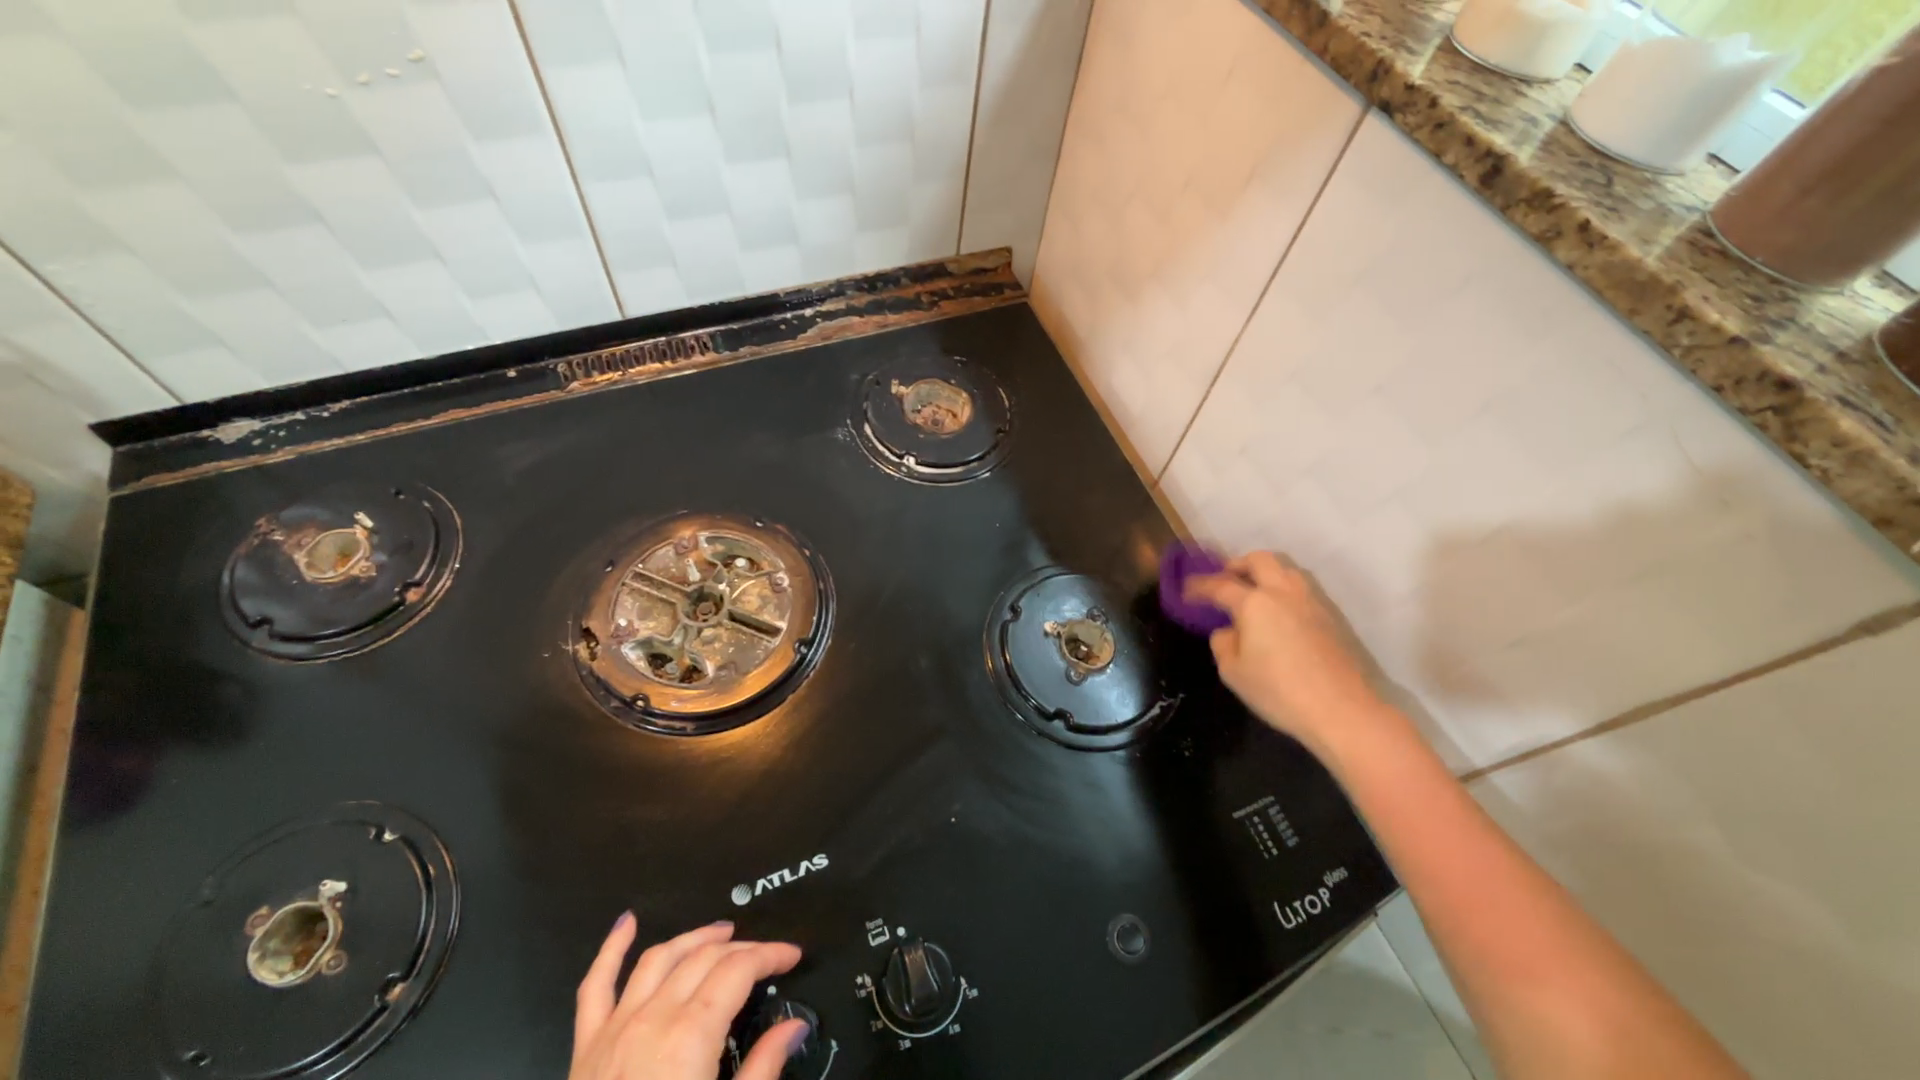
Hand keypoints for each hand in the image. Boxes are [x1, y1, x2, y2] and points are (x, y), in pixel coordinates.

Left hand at [570, 915, 805, 1079]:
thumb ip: (763, 1069)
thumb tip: (794, 1026)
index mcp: (691, 1035)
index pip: (737, 970)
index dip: (769, 954)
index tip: (793, 955)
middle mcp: (653, 1018)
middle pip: (702, 958)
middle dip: (740, 947)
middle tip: (766, 955)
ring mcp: (614, 1028)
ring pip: (658, 959)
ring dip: (692, 938)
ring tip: (721, 932)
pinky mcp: (586, 1046)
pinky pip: (595, 985)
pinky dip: (611, 949)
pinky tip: (626, 923)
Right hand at [1183, 551, 1391, 755]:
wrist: (1341, 709)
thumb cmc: (1279, 691)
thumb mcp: (1233, 673)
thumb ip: (1223, 644)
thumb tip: (1229, 631)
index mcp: (1254, 603)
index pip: (1220, 585)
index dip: (1200, 586)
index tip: (1186, 590)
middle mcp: (1284, 592)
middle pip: (1260, 560)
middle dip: (1238, 564)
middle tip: (1225, 580)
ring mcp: (1312, 601)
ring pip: (1287, 569)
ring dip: (1266, 573)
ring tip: (1254, 593)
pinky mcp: (1331, 616)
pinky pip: (1303, 589)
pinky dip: (1285, 591)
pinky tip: (1280, 614)